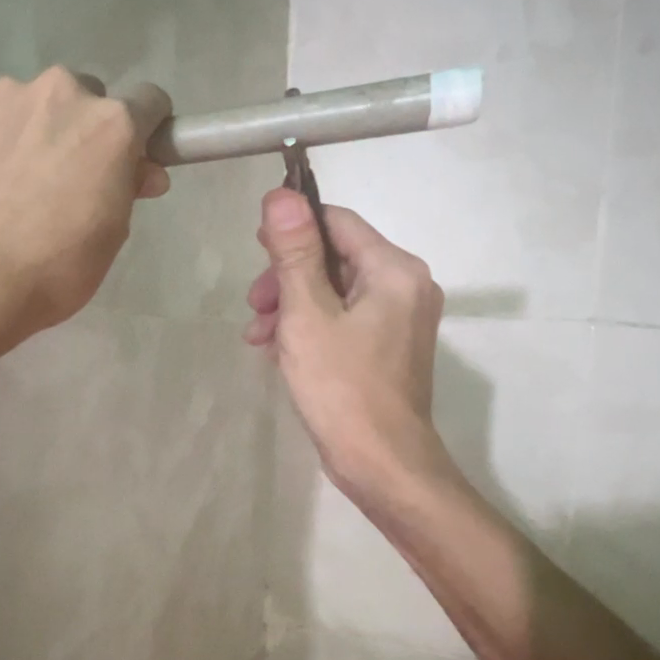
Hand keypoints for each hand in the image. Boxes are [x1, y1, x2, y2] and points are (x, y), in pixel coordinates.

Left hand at [0, 66, 171, 340]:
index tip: (133, 157)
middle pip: (85, 96)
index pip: (149, 101)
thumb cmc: (57, 266)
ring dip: (34, 130)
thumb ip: (129, 187)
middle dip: (82, 128)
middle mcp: (61, 93)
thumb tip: (142, 172)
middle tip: (67, 178)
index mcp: (111, 123)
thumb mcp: (113, 233)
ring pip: (32, 104)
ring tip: (16, 183)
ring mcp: (4, 98)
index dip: (145, 131)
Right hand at [244, 189, 454, 501]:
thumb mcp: (307, 315)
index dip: (292, 228)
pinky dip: (310, 327)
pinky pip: (344, 320)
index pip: (338, 221)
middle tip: (253, 305)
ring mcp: (400, 320)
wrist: (382, 464)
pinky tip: (277, 350)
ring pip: (335, 291)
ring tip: (258, 336)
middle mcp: (406, 286)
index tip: (254, 250)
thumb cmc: (342, 388)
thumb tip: (281, 195)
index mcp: (394, 270)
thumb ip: (294, 253)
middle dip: (287, 277)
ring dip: (291, 305)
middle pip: (335, 257)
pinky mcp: (388, 348)